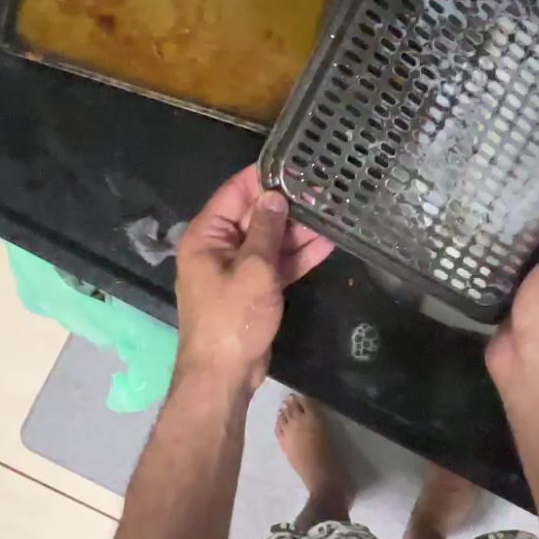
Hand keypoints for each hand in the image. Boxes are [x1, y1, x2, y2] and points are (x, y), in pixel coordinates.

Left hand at [175, 165, 334, 392]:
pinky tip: (327, 243)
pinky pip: (276, 266)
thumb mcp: (254, 269)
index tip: (295, 163)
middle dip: (288, 205)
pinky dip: (297, 257)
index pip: (235, 193)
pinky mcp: (253, 291)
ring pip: (270, 242)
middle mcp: (218, 248)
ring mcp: (236, 271)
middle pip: (255, 217)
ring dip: (298, 231)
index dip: (264, 177)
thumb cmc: (233, 319)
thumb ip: (267, 231)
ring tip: (332, 211)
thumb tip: (275, 196)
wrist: (224, 375)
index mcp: (206, 236)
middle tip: (323, 189)